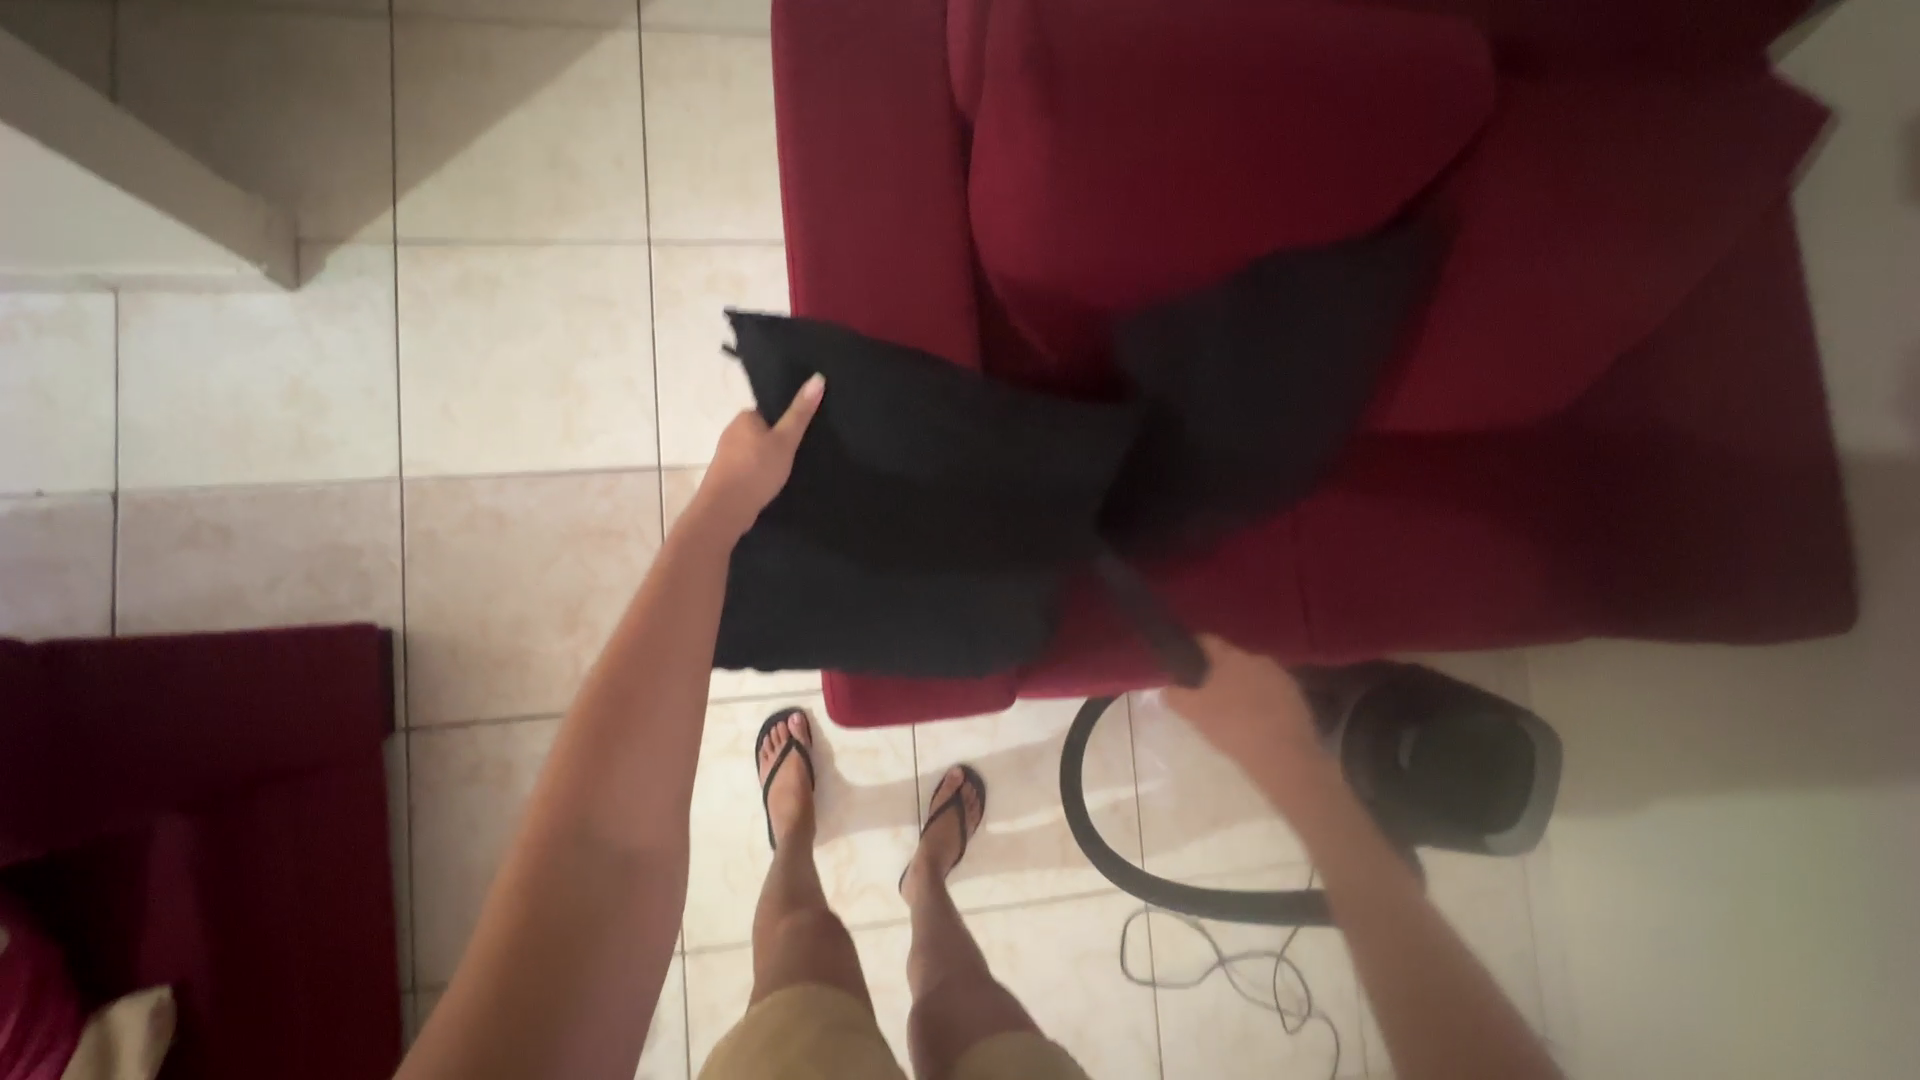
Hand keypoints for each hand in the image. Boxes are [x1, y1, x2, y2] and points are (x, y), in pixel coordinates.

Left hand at [691, 374, 824, 539]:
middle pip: (763, 432)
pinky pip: (749, 467)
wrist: (726, 508)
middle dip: (778, 441)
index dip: (787, 422)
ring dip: (769, 459)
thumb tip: (817, 377)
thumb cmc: (757, 469)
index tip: (803, 434)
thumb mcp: (785, 440)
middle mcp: (732, 431)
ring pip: (755, 451)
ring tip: (788, 471)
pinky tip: (771, 484)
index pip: (770, 412)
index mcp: (745, 417)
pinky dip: (760, 473)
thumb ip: (800, 413)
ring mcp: (727, 454)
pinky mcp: (726, 475)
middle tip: (799, 454)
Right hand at [1163, 635, 1332, 792]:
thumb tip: (1166, 689)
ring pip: (1254, 677)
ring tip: (1233, 713)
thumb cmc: (1232, 726)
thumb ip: (1175, 696)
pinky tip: (1257, 724)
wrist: (1283, 756)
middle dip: (1219, 674)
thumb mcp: (1193, 712)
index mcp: (1231, 657)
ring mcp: (1282, 678)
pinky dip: (1262, 703)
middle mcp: (1258, 659)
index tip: (1184, 663)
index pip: (1207, 641)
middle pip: (1231, 661)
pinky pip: (1272, 694)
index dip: (1192, 649)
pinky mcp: (1298, 698)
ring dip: (1242, 688)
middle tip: (1206, 696)